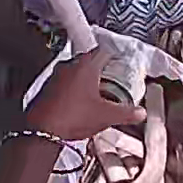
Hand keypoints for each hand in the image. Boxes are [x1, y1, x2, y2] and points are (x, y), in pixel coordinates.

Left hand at [24, 49, 146, 141]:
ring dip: (85, 79)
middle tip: (110, 78)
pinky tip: (79, 103)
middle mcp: (69, 67)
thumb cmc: (71, 117)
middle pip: (89, 60)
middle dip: (100, 69)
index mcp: (86, 67)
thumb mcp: (107, 116)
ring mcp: (56, 77)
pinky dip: (73, 89)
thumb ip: (126, 113)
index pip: (103, 51)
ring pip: (75, 72)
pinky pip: (64, 83)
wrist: (43, 132)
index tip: (119, 61)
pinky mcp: (47, 89)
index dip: (113, 55)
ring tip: (96, 93)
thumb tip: (139, 112)